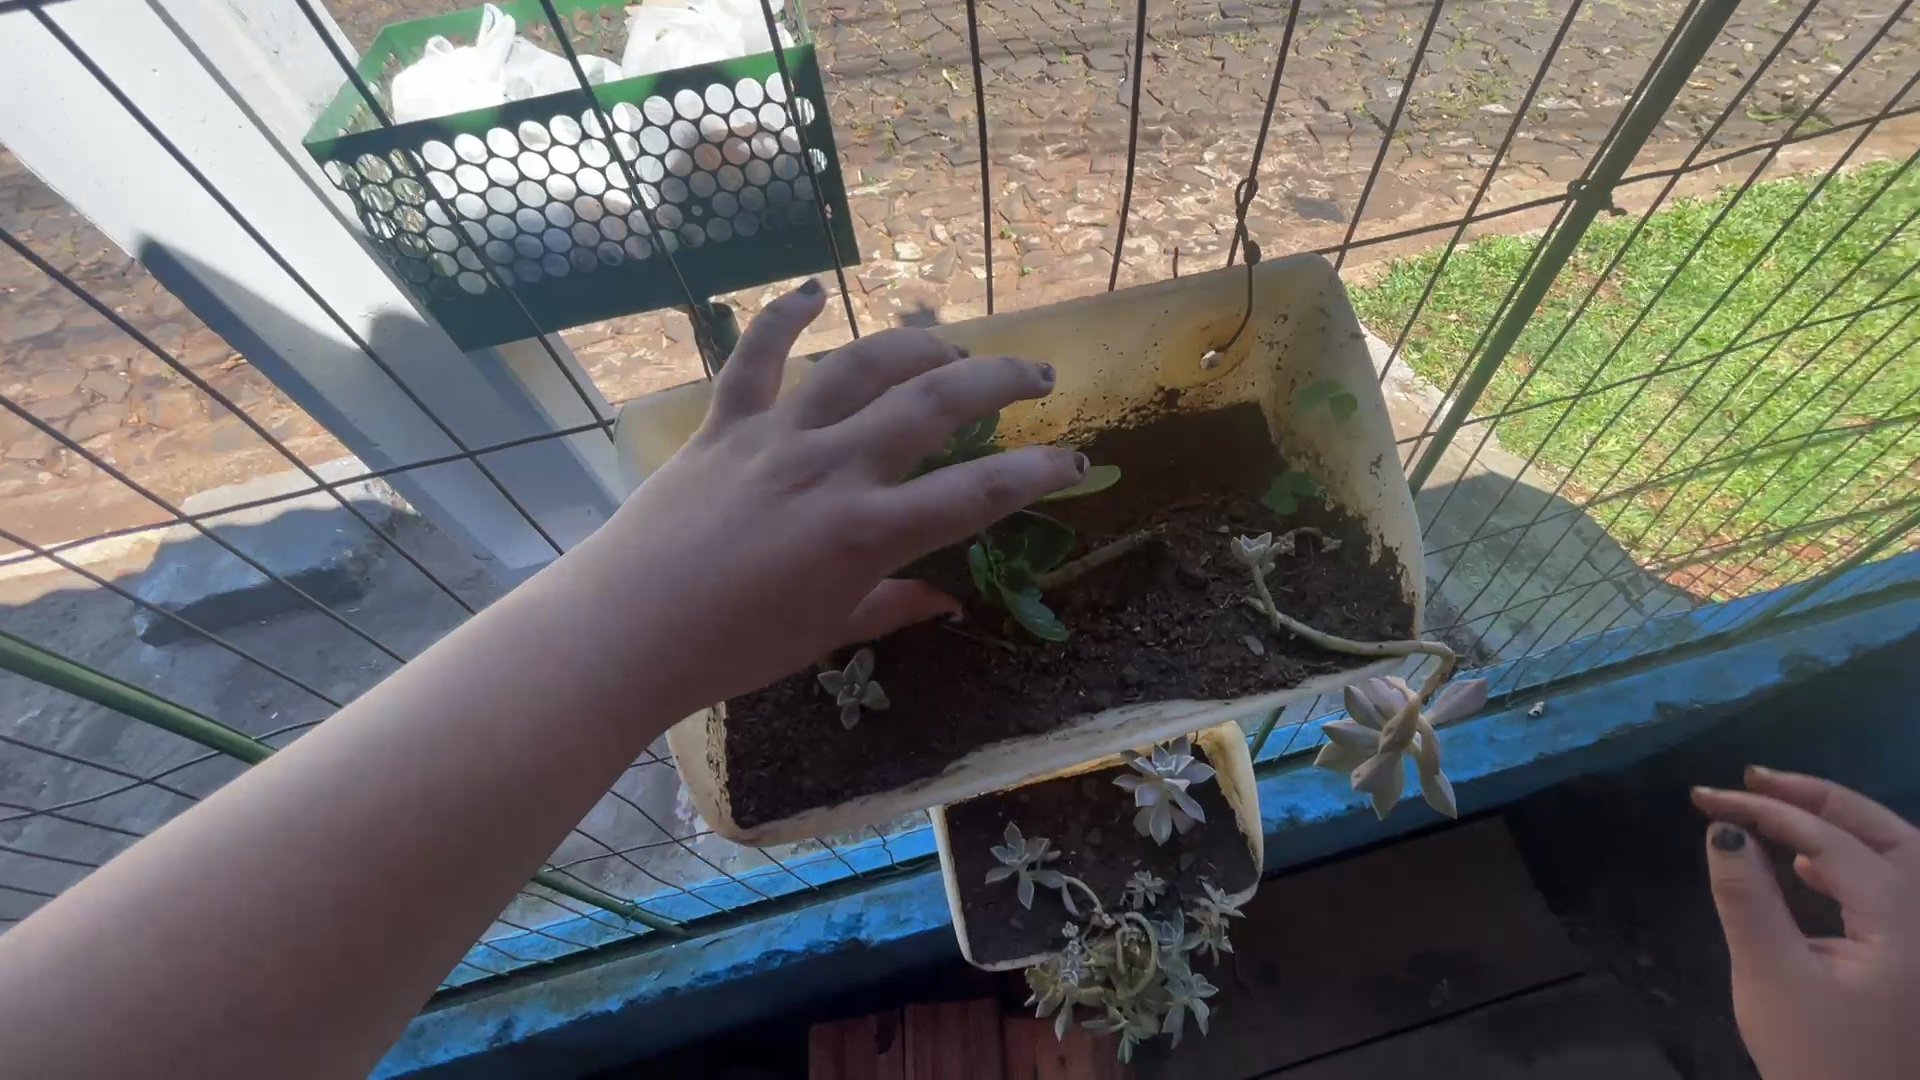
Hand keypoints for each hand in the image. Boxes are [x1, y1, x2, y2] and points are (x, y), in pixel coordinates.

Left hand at [589, 280, 1082, 714]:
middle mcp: (832, 468)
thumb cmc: (735, 648)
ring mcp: (777, 437)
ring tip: (951, 345)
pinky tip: (813, 291)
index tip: (1076, 460)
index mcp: (866, 532)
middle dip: (999, 380)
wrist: (623, 632)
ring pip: (860, 364)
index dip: (1038, 474)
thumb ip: (895, 606)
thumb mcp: (830, 633)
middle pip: (934, 403)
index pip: (977, 494)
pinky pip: (755, 356)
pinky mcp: (724, 424)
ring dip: (917, 343)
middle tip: (1036, 373)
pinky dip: (783, 317)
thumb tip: (948, 602)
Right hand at [1692, 767, 1919, 1079]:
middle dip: (1822, 800)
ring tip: (1771, 805)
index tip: (1705, 800)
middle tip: (1753, 777)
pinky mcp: (1912, 958)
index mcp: (1906, 934)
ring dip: (1839, 823)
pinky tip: (1805, 862)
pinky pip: (1896, 888)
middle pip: (1899, 841)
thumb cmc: (1819, 1055)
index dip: (1769, 812)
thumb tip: (1722, 830)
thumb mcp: (1770, 975)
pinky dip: (1850, 858)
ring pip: (1903, 860)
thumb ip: (1747, 898)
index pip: (1837, 846)